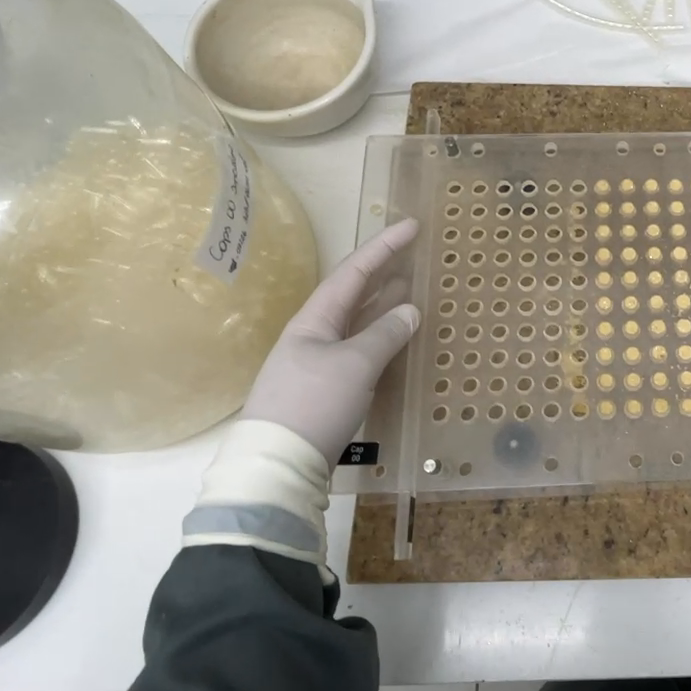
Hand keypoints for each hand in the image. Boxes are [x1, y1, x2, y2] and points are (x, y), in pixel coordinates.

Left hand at [243, 218, 421, 464]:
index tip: (411, 226)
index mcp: (315, 319)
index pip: (354, 272)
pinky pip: (358, 348)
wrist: (277, 465)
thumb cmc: (314, 404)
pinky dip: (380, 336)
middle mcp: (314, 334)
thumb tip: (410, 310)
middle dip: (383, 271)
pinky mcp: (325, 388)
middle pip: (353, 293)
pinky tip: (395, 338)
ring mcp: (318, 361)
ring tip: (411, 287)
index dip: (383, 248)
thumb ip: (385, 335)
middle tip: (413, 253)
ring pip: (356, 322)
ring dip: (383, 303)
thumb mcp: (355, 365)